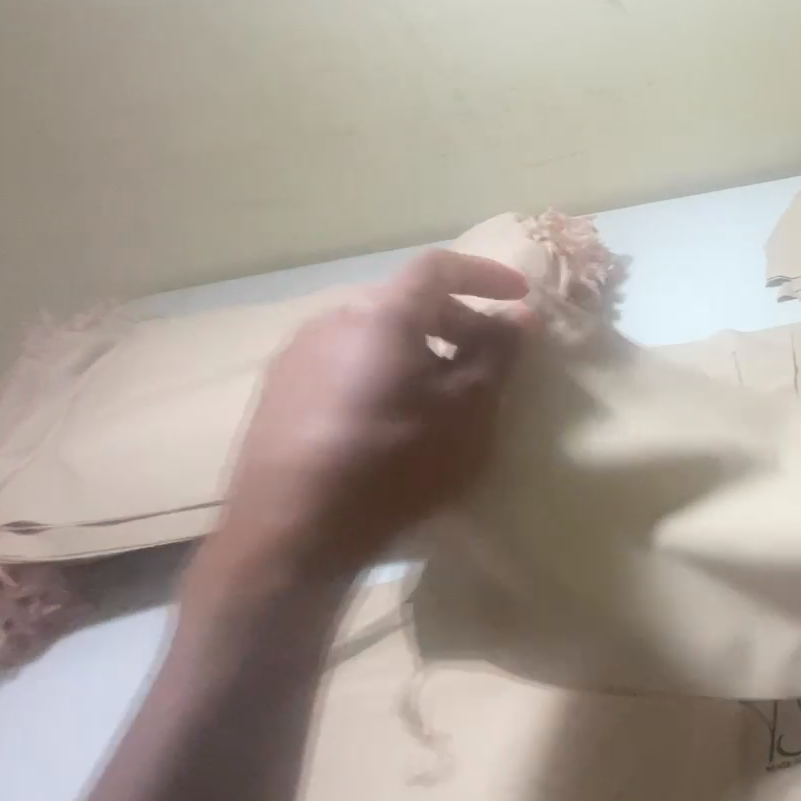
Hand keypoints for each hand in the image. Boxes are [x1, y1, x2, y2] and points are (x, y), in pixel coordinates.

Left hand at [193, 250, 534, 596]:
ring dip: (422, 347)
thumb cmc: (397, 463)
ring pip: (377, 333)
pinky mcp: (279, 392)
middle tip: (492, 357)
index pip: (438, 267)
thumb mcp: (470, 409)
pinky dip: (387, 369)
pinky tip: (399, 416)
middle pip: (407, 300)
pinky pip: (348, 360)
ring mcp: (297, 356)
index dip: (486, 273)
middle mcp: (333, 321)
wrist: (291, 533)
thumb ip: (499, 353)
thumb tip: (520, 314)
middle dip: (459, 320)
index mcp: (382, 316)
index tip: (522, 295)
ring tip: (448, 393)